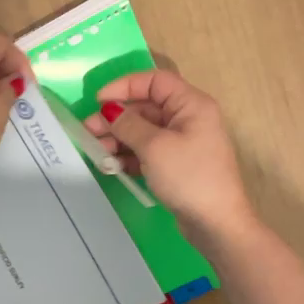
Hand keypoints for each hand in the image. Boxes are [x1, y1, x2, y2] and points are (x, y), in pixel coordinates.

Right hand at [84, 70, 258, 242]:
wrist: (215, 222)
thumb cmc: (189, 177)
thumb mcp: (155, 147)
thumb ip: (128, 125)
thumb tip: (109, 110)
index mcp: (190, 105)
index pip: (155, 81)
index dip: (125, 86)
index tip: (98, 100)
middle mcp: (187, 119)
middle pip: (145, 108)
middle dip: (115, 118)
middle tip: (87, 131)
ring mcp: (181, 143)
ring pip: (143, 131)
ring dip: (118, 139)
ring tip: (96, 152)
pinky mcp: (174, 165)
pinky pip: (146, 152)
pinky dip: (128, 156)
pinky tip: (111, 166)